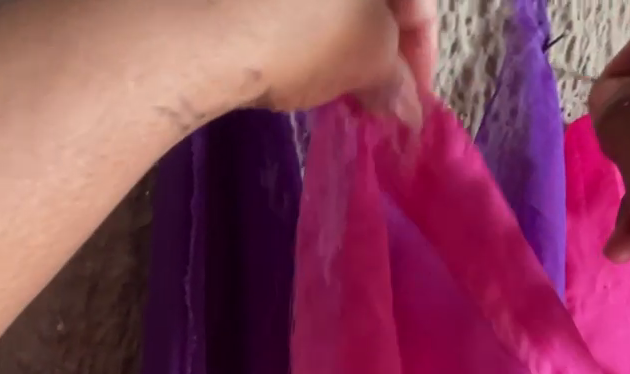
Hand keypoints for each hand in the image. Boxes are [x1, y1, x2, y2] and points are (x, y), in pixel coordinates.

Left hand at [209, 0, 437, 119]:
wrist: (206, 29)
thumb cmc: (304, 33)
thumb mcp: (365, 56)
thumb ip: (394, 77)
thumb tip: (408, 106)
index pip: (422, 5)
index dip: (423, 59)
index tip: (413, 107)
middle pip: (376, 5)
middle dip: (382, 54)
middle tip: (378, 105)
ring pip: (335, 11)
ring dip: (347, 49)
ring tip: (342, 93)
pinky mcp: (253, 2)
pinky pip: (297, 13)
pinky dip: (310, 39)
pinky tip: (304, 72)